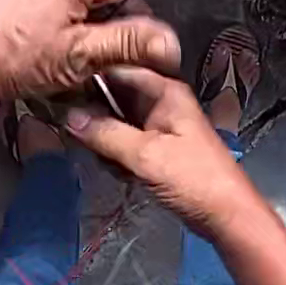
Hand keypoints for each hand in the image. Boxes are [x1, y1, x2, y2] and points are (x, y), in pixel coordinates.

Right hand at [64, 67, 265, 239]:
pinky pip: (124, 145)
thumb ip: (105, 134)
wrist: (226, 216)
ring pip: (115, 123)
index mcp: (165, 92)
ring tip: (107, 161)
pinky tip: (120, 173)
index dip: (88, 76)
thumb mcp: (146, 155)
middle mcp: (160, 103)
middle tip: (79, 136)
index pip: (117, 68)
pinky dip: (118, 158)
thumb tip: (67, 116)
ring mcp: (158, 127)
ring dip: (105, 143)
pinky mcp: (156, 151)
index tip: (59, 89)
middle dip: (94, 117)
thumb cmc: (194, 179)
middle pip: (113, 96)